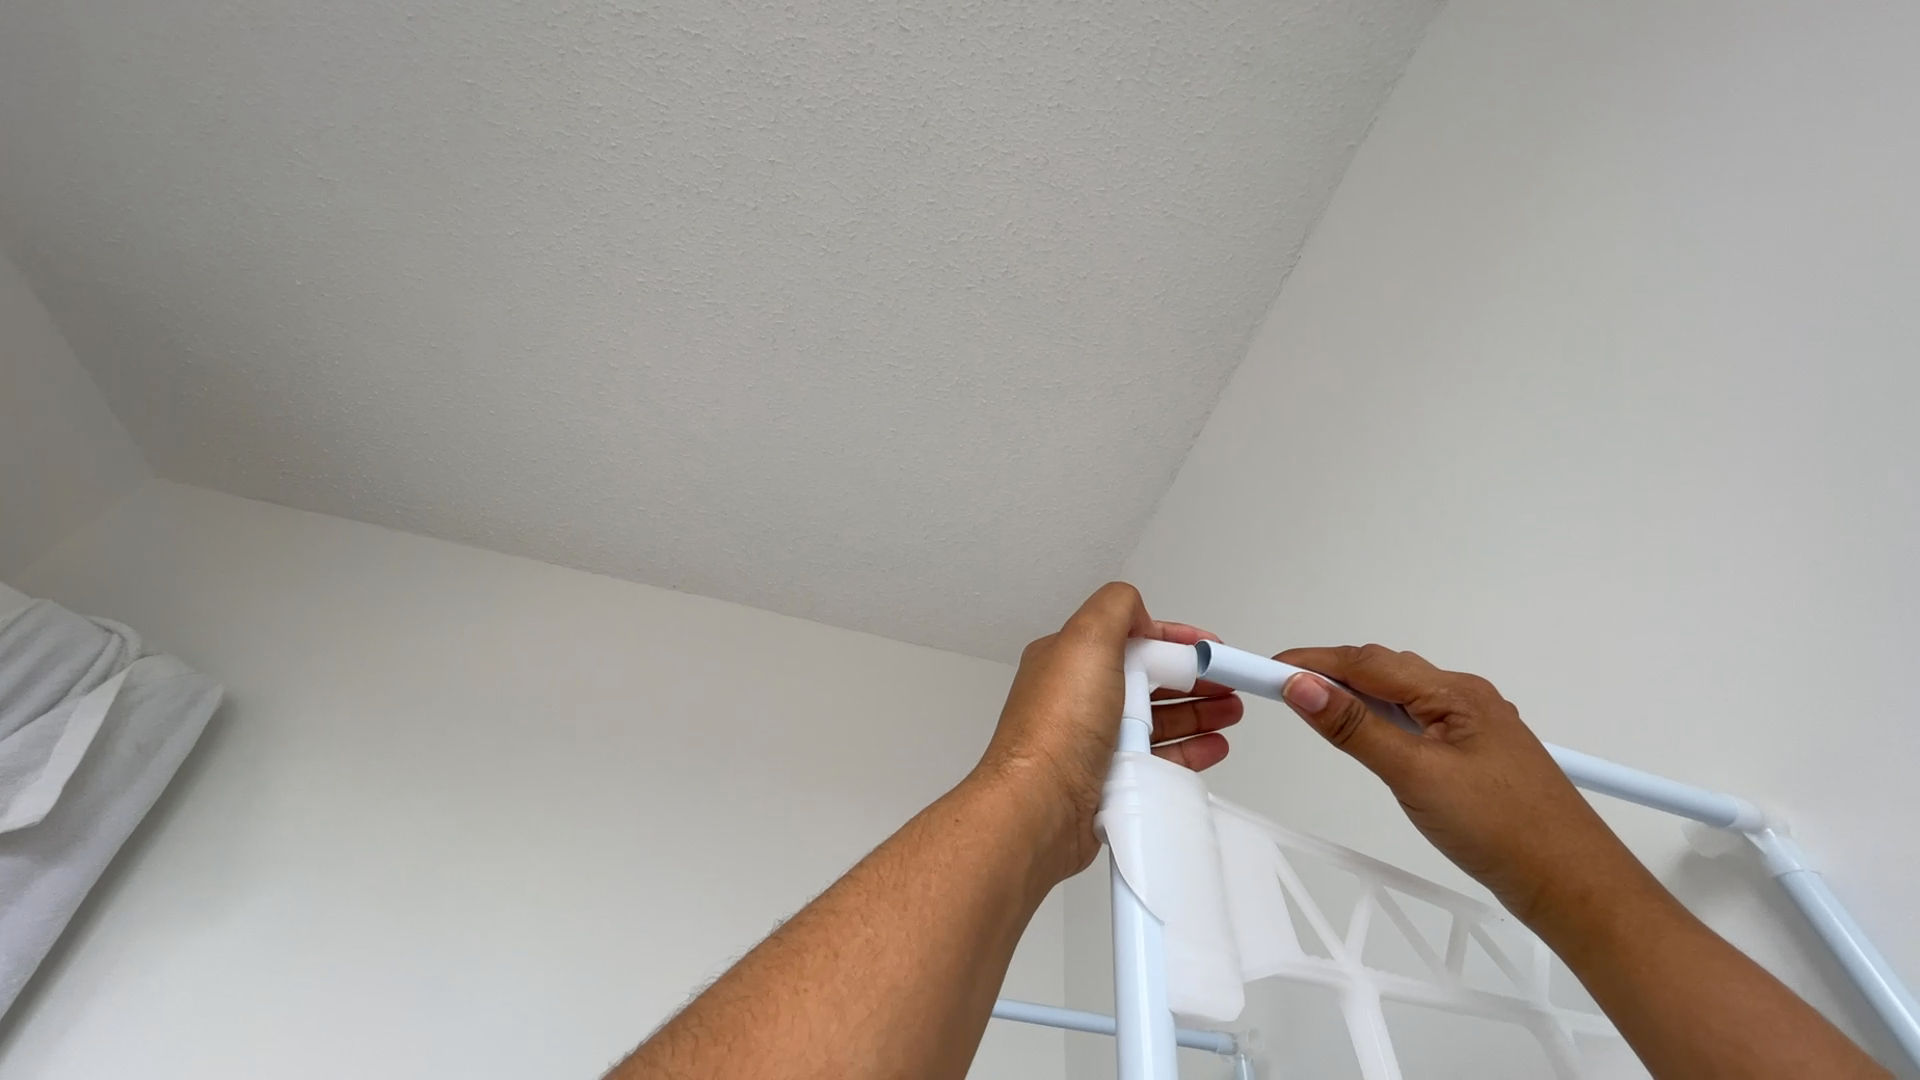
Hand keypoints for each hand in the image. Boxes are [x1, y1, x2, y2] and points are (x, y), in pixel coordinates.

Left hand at [975, 583, 1241, 881]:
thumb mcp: (1087, 639)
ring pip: (1154, 718)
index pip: (1129, 638)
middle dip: (1192, 678)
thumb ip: (1117, 608)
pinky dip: (1188, 749)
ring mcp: (1091, 739)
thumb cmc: (1059, 724)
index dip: (1174, 639)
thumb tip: (1142, 619)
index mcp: (1068, 659)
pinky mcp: (1107, 777)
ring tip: (1231, 712)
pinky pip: (1156, 758)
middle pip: (1147, 678)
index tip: (1212, 649)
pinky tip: (1215, 745)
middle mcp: (1078, 697)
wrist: (1040, 806)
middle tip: (1231, 684)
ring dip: (1197, 712)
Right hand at [1275, 645, 1653, 927]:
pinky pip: (1411, 717)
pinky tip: (1365, 735)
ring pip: (1396, 693)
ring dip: (1352, 694)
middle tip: (1281, 688)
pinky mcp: (1470, 751)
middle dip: (1328, 672)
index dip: (1311, 661)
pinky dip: (1376, 717)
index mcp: (1454, 692)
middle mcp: (1463, 697)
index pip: (1365, 661)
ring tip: (1314, 709)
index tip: (1266, 668)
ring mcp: (1469, 724)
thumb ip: (1354, 727)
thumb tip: (1302, 686)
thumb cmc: (1505, 830)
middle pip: (1380, 669)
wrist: (1575, 888)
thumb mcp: (1414, 774)